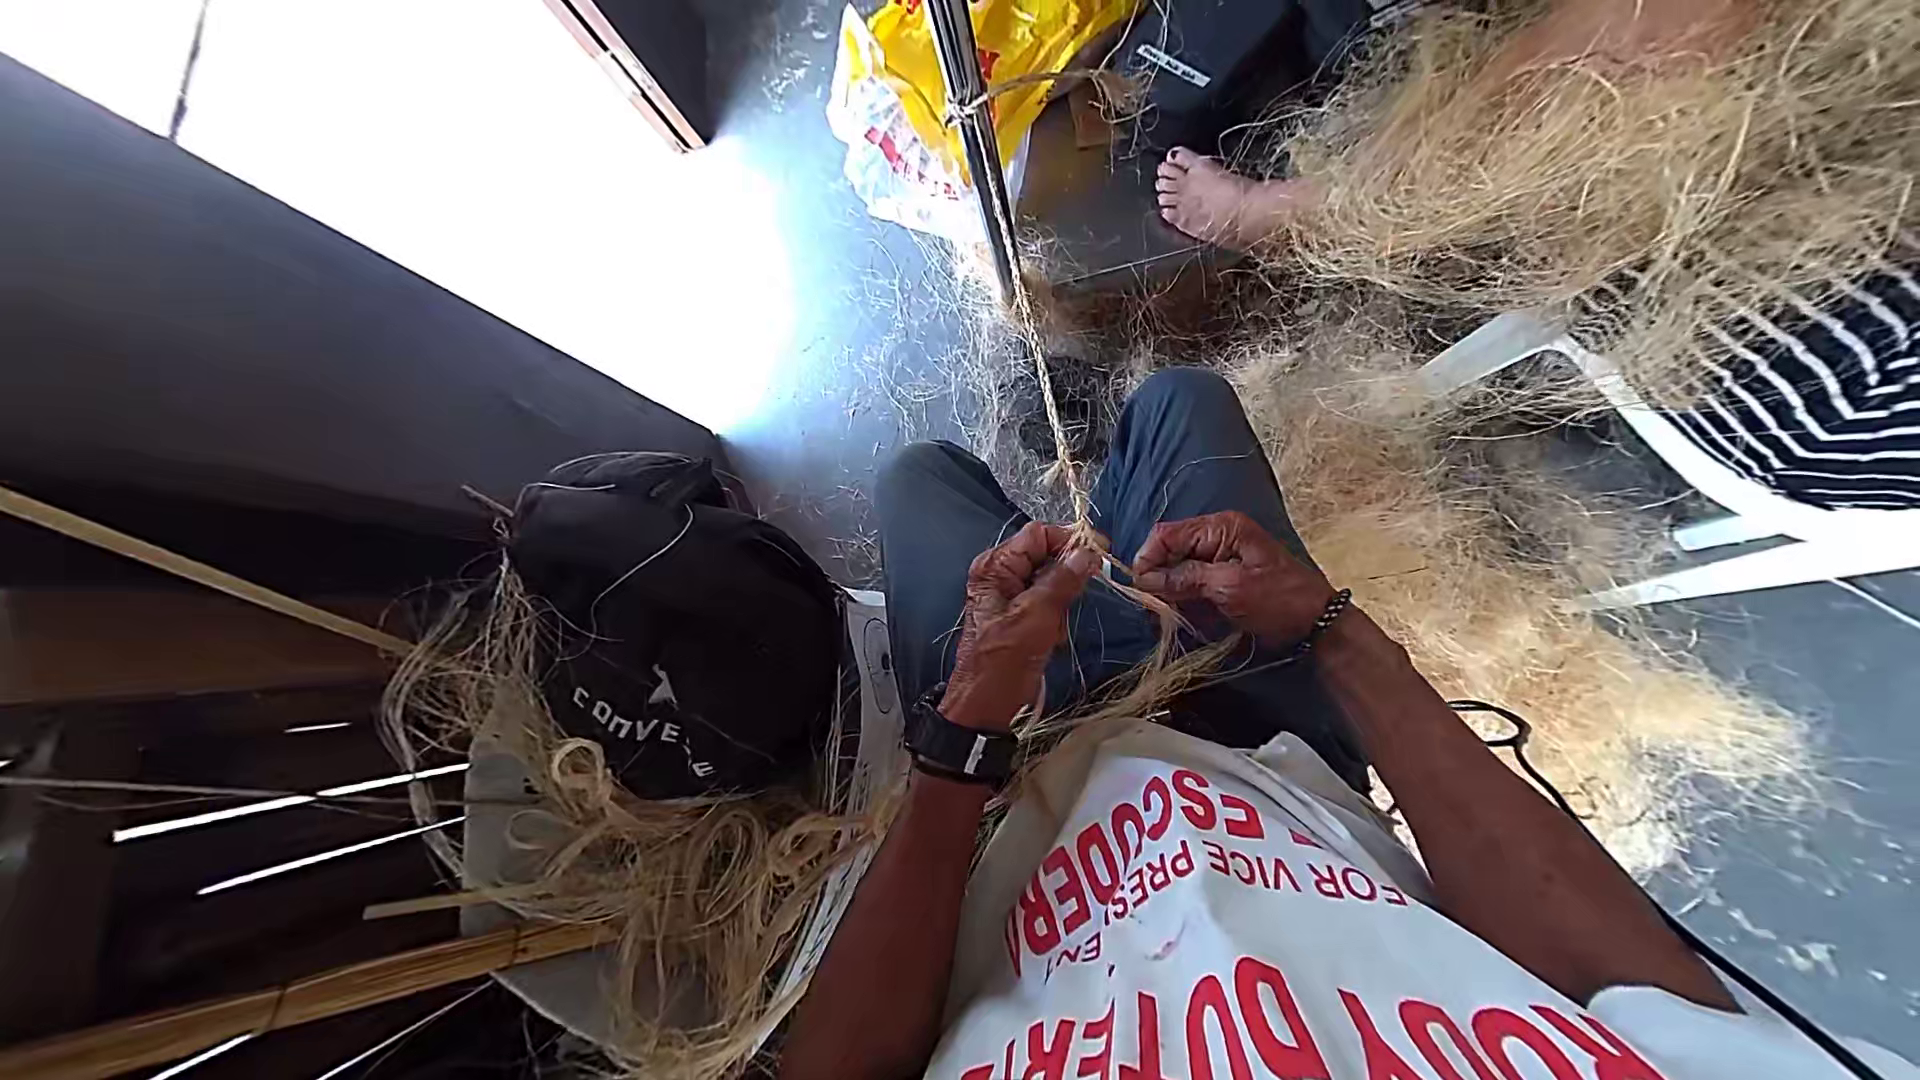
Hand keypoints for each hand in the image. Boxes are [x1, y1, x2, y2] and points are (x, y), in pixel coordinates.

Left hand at [941, 523, 1098, 731]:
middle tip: (1065, 606)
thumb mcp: (1035, 616)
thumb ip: (1062, 580)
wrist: (987, 707)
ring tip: (1051, 630)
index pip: (1038, 534)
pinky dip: (1056, 620)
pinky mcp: (1023, 616)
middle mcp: (1002, 575)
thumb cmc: (1003, 662)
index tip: (1100, 554)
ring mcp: (1012, 596)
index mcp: (996, 566)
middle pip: (1048, 556)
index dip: (1069, 539)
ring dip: (1060, 606)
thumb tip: (1088, 552)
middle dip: (1065, 581)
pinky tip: (1049, 639)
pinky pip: (1051, 606)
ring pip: (1054, 583)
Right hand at [1131, 511, 1334, 644]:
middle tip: (1153, 606)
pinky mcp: (1218, 578)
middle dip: (1156, 577)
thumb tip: (1143, 579)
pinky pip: (1187, 584)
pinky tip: (1181, 614)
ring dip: (1167, 592)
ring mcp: (1217, 558)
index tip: (1140, 588)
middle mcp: (1214, 537)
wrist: (1316, 626)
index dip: (1147, 559)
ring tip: (1167, 614)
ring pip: (1173, 570)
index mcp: (1220, 528)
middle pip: (1167, 551)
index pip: (1166, 534)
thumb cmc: (1278, 600)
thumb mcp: (1229, 587)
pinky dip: (1180, 599)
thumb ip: (1184, 578)